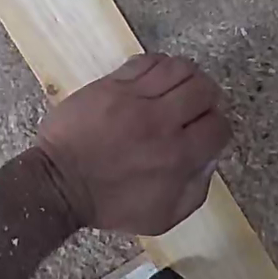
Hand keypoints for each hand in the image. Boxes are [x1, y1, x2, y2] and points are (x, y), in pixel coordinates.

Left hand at [35, 53, 231, 236]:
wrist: (58, 184)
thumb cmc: (110, 204)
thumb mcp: (163, 216)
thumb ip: (196, 190)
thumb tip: (210, 158)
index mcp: (177, 156)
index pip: (218, 125)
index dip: (218, 126)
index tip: (207, 130)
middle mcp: (161, 122)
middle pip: (204, 90)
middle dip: (208, 97)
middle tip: (197, 106)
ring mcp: (135, 99)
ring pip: (179, 68)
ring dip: (187, 77)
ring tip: (178, 88)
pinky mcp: (112, 84)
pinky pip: (148, 61)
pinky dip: (160, 66)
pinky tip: (156, 78)